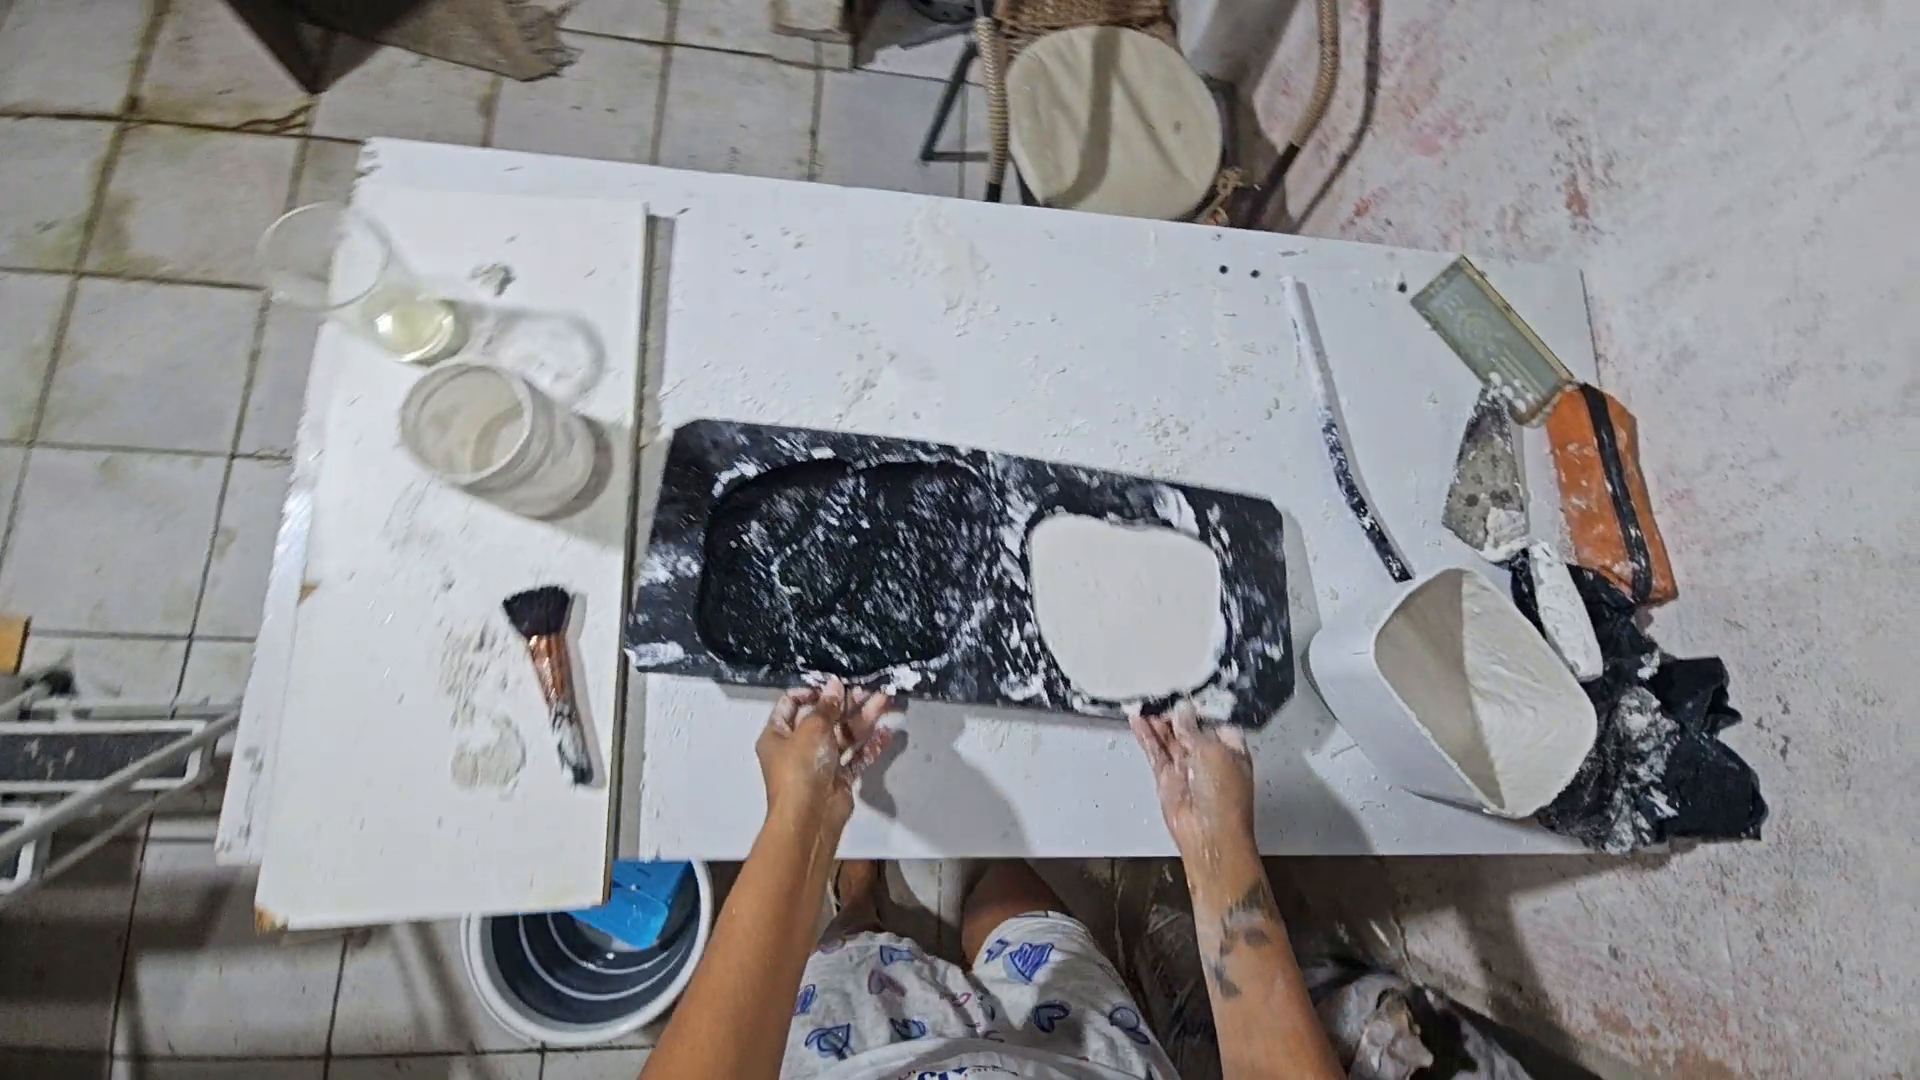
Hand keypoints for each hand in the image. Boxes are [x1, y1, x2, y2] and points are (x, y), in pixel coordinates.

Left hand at [756, 676, 895, 837]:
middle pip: (823, 718)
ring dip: (863, 719)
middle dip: (846, 704)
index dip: (813, 691)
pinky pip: (855, 757)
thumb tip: (835, 684)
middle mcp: (797, 747)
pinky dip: (869, 746)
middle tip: (868, 689)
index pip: (792, 704)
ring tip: (885, 702)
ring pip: (843, 736)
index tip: (834, 684)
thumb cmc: (801, 767)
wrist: (811, 817)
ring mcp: (819, 763)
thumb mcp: (812, 729)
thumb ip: (827, 706)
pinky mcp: (838, 778)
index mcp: (778, 734)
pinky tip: (886, 733)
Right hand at [1130, 700, 1255, 863]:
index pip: (1215, 722)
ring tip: (1143, 702)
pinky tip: (1137, 720)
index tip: (1186, 691)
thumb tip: (1181, 710)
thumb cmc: (1224, 795)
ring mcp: (1186, 768)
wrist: (1209, 834)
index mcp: (1230, 750)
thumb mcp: (1212, 751)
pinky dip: (1145, 736)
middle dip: (1175, 712)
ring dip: (1157, 722)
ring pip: (1169, 739)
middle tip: (1160, 694)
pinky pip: (1155, 752)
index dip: (1201, 708)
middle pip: (1188, 728)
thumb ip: (1192, 728)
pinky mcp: (1167, 778)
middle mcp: (1209, 758)